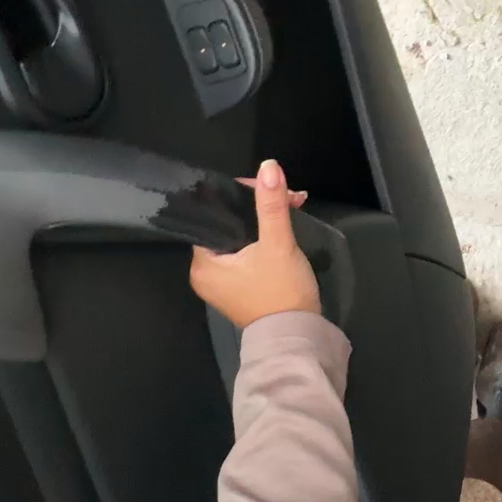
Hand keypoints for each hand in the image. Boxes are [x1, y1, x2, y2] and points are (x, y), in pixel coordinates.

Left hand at [188, 159, 321, 327]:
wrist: (297, 335)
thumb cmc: (280, 290)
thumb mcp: (277, 242)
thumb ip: (271, 204)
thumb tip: (268, 166)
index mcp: (204, 263)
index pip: (215, 216)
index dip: (240, 196)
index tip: (266, 186)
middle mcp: (207, 273)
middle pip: (231, 224)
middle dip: (261, 206)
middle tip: (290, 197)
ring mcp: (225, 282)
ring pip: (243, 237)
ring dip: (268, 219)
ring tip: (295, 205)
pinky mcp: (243, 287)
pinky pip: (250, 252)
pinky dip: (267, 238)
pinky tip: (288, 225)